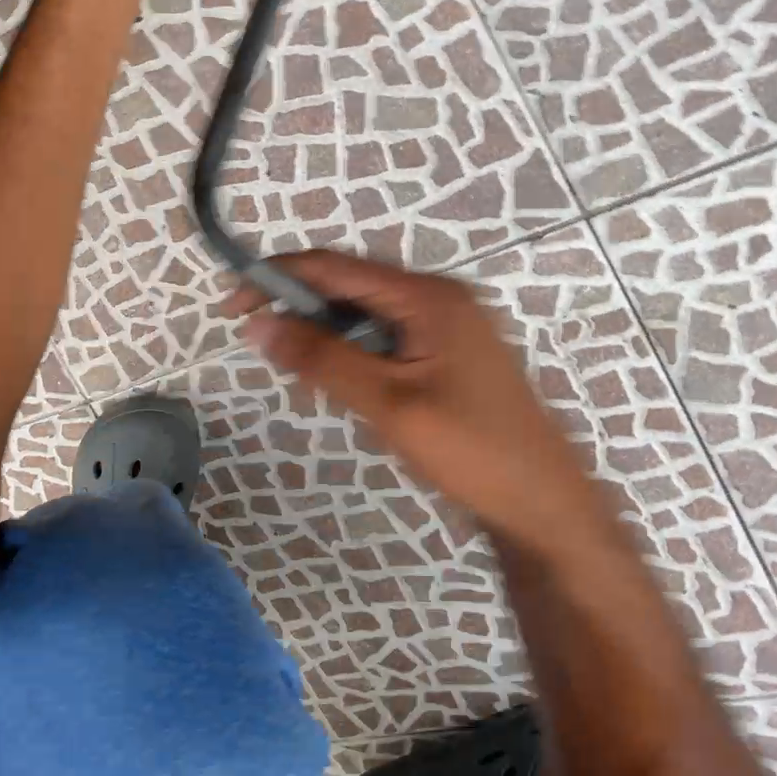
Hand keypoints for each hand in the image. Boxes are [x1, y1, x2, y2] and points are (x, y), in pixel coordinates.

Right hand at [223, 250, 609, 549]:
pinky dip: (346, 351)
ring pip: (359, 312)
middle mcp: (435, 298)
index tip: (231, 307)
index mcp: (427, 297)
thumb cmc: (471, 452)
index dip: (275, 277)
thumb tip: (256, 324)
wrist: (546, 509)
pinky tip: (333, 383)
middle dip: (295, 307)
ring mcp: (442, 326)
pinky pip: (378, 336)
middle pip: (345, 284)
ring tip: (295, 371)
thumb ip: (320, 358)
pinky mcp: (442, 353)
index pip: (332, 267)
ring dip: (319, 333)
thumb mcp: (386, 403)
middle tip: (258, 343)